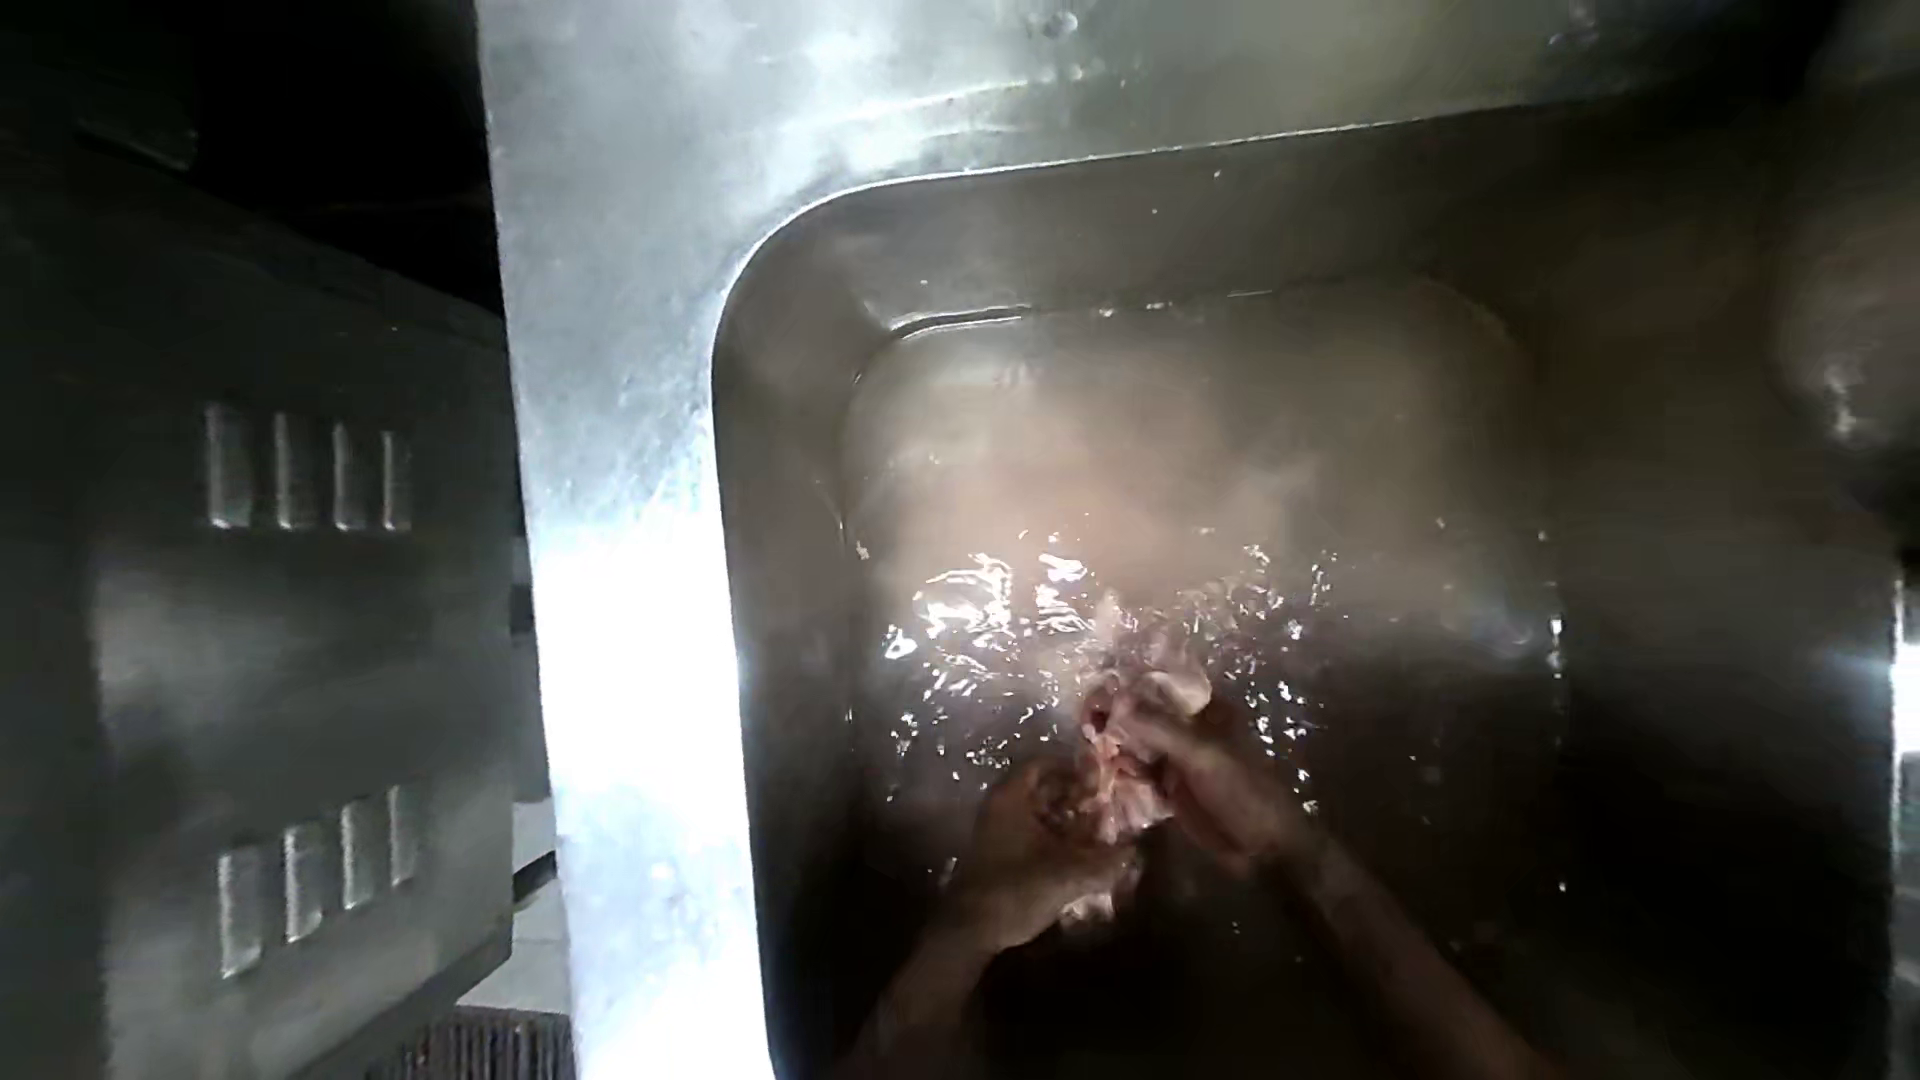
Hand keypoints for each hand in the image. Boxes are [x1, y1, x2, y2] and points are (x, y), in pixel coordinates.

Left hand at [938, 758, 1137, 952]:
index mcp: (1011, 796)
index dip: (1070, 768)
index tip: (1097, 780)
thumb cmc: (1015, 888)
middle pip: (1041, 787)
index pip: (1042, 764)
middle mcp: (1002, 804)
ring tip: (1095, 829)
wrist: (971, 928)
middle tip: (1101, 805)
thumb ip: (1103, 863)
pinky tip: (1076, 851)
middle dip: (1072, 794)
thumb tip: (1136, 850)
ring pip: (1037, 810)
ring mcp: (998, 827)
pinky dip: (1053, 834)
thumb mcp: (1065, 875)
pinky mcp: (1000, 848)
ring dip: (1065, 816)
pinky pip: (1031, 829)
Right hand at [1107, 691, 1314, 873]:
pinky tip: (1100, 771)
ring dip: (1112, 743)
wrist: (1266, 852)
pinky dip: (1118, 769)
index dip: (1126, 684)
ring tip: (1088, 747)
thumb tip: (1114, 700)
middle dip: (1113, 715)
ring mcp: (1176, 756)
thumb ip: (1158, 727)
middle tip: (1086, 723)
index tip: (1095, 691)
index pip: (1158, 685)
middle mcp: (1186, 727)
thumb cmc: (1243, 792)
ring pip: (1135, 740)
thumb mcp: (1201, 754)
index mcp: (1203, 709)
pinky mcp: (1168, 784)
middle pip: (1141, 712)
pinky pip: (1136, 769)